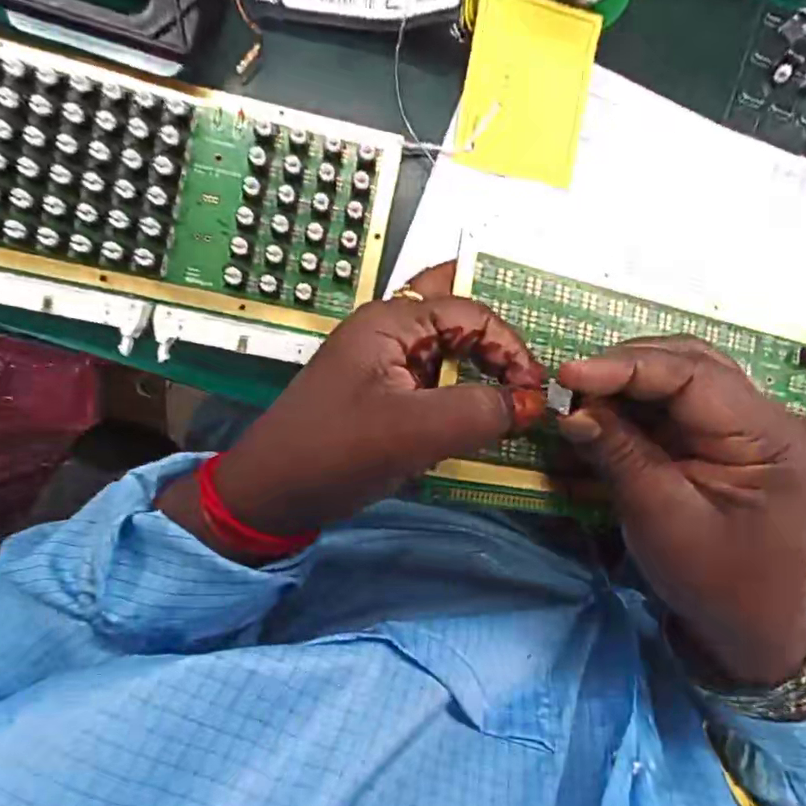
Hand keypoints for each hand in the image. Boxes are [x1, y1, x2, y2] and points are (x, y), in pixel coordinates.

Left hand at [160, 263, 547, 558]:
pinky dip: (457, 398)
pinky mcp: (380, 398)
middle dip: (496, 342)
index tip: (534, 393)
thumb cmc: (334, 452)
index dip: (510, 347)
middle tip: (526, 377)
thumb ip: (479, 411)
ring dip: (479, 371)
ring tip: (510, 400)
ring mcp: (381, 365)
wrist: (271, 494)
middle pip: (456, 316)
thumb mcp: (412, 431)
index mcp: (389, 321)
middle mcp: (386, 332)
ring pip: (445, 353)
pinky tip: (474, 423)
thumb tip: (531, 403)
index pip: (471, 311)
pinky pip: (430, 386)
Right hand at [555, 338, 805, 686]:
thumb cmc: (714, 581)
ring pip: (680, 376)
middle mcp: (767, 418)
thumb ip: (619, 455)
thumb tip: (572, 411)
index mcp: (771, 436)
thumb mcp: (661, 518)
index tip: (568, 374)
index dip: (625, 367)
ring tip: (578, 397)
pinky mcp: (722, 440)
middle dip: (623, 368)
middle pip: (690, 364)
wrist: (749, 629)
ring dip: (625, 383)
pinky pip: (674, 405)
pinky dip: (633, 405)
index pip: (694, 375)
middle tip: (568, 386)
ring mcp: (746, 427)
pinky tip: (601, 414)